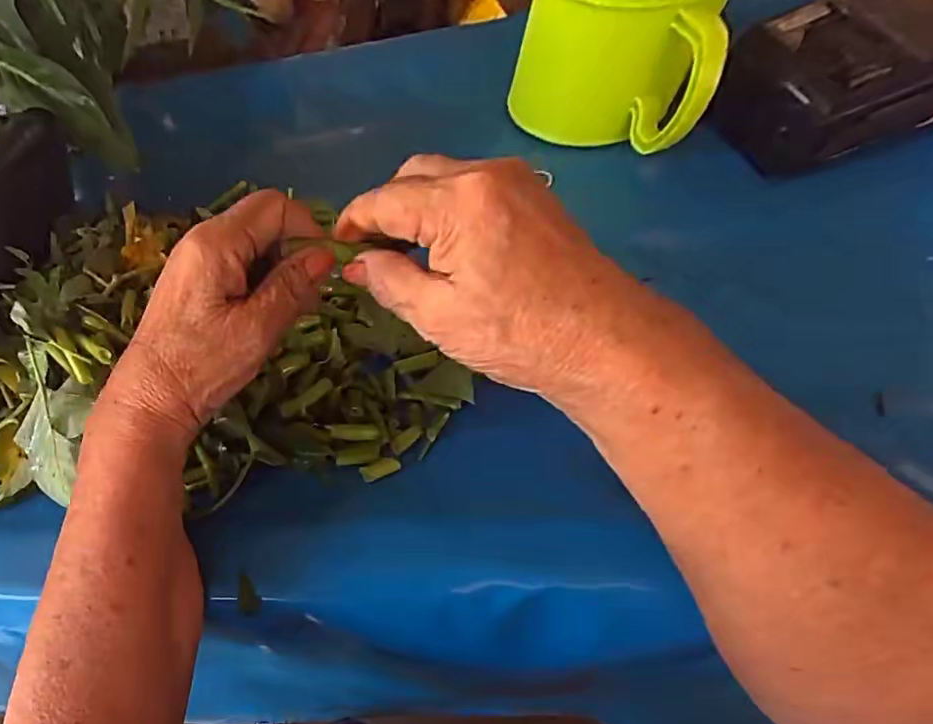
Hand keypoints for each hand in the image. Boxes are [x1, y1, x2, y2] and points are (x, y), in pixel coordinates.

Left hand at [102, 190, 335, 437]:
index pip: (275, 205)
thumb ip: (291, 287)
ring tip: (285, 315)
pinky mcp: (188, 285)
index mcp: (215, 243)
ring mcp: (190, 262)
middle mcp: (199, 241)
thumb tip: (325, 254)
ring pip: (248, 246)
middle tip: (306, 299)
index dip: (307, 230)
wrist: (149, 401)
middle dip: (291, 252)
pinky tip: (260, 318)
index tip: (321, 271)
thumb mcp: (256, 330)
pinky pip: (231, 268)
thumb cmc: (200, 369)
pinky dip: (253, 284)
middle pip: (261, 221)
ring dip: (274, 272)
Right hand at [335, 155, 665, 401]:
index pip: (385, 199)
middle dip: (381, 210)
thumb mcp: (435, 315)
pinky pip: (469, 188)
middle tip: (365, 254)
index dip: (352, 221)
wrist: (599, 338)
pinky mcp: (530, 196)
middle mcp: (485, 175)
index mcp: (458, 202)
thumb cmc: (512, 334)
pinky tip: (436, 250)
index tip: (333, 248)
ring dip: (411, 208)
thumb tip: (357, 263)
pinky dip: (441, 210)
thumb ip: (389, 280)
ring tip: (397, 256)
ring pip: (441, 177)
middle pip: (412, 175)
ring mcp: (514, 181)